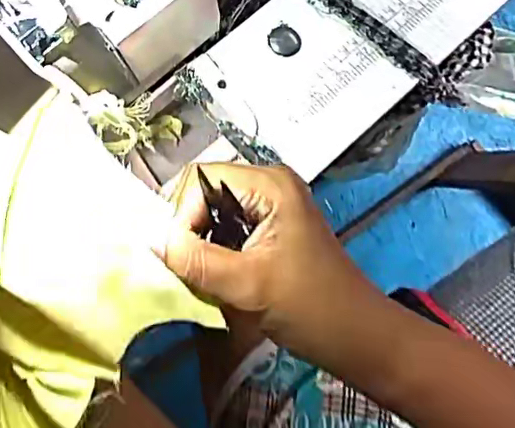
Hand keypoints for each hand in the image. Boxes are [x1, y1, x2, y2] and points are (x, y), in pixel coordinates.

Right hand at [158, 163, 386, 366]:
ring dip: (202, 236)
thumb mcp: (248, 286)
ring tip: (199, 271)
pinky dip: (217, 243)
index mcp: (269, 183)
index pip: (204, 177)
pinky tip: (217, 271)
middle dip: (190, 224)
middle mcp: (269, 181)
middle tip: (183, 263)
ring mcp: (272, 200)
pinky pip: (231, 220)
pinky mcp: (273, 220)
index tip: (177, 253)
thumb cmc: (310, 307)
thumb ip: (198, 261)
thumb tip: (154, 241)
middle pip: (208, 188)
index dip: (183, 211)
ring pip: (216, 206)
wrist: (360, 337)